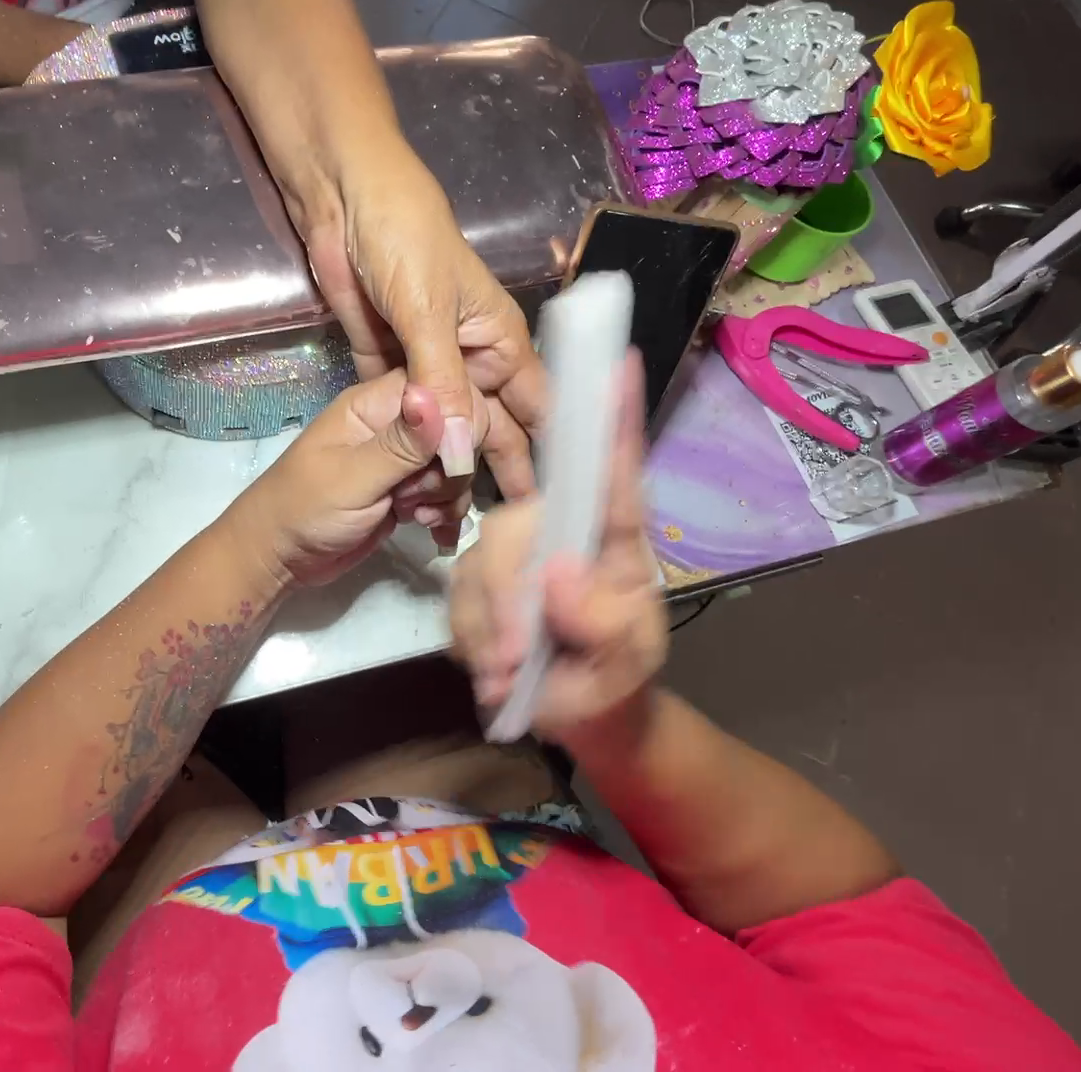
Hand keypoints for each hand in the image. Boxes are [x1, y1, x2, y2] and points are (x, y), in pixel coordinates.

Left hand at [226, 369, 444, 587]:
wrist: (280, 557)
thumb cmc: (304, 510)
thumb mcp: (352, 478)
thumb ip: (400, 444)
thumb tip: (438, 397)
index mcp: (373, 404)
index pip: (439, 388)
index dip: (455, 423)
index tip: (446, 462)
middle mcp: (392, 424)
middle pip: (454, 429)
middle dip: (449, 468)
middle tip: (415, 496)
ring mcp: (401, 460)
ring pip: (454, 464)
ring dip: (447, 494)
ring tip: (416, 516)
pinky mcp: (406, 490)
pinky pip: (445, 492)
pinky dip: (445, 512)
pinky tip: (431, 530)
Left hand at [290, 150, 549, 544]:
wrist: (340, 205)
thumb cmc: (400, 242)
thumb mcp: (426, 314)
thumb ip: (444, 384)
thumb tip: (466, 453)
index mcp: (498, 341)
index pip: (536, 406)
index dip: (547, 453)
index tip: (552, 506)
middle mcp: (470, 364)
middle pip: (494, 431)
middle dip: (499, 478)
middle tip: (508, 537)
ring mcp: (429, 376)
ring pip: (452, 436)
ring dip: (454, 477)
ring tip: (458, 528)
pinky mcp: (391, 381)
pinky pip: (412, 428)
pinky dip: (416, 460)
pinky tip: (420, 500)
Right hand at [448, 356, 666, 743]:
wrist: (578, 715)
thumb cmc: (616, 679)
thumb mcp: (626, 659)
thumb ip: (603, 622)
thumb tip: (557, 573)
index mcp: (611, 539)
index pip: (613, 476)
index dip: (615, 422)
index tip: (619, 366)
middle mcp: (558, 532)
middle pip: (513, 527)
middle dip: (504, 597)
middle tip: (515, 664)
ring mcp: (512, 556)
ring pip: (476, 567)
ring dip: (486, 631)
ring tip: (509, 680)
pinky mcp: (476, 583)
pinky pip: (454, 597)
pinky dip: (470, 640)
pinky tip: (496, 674)